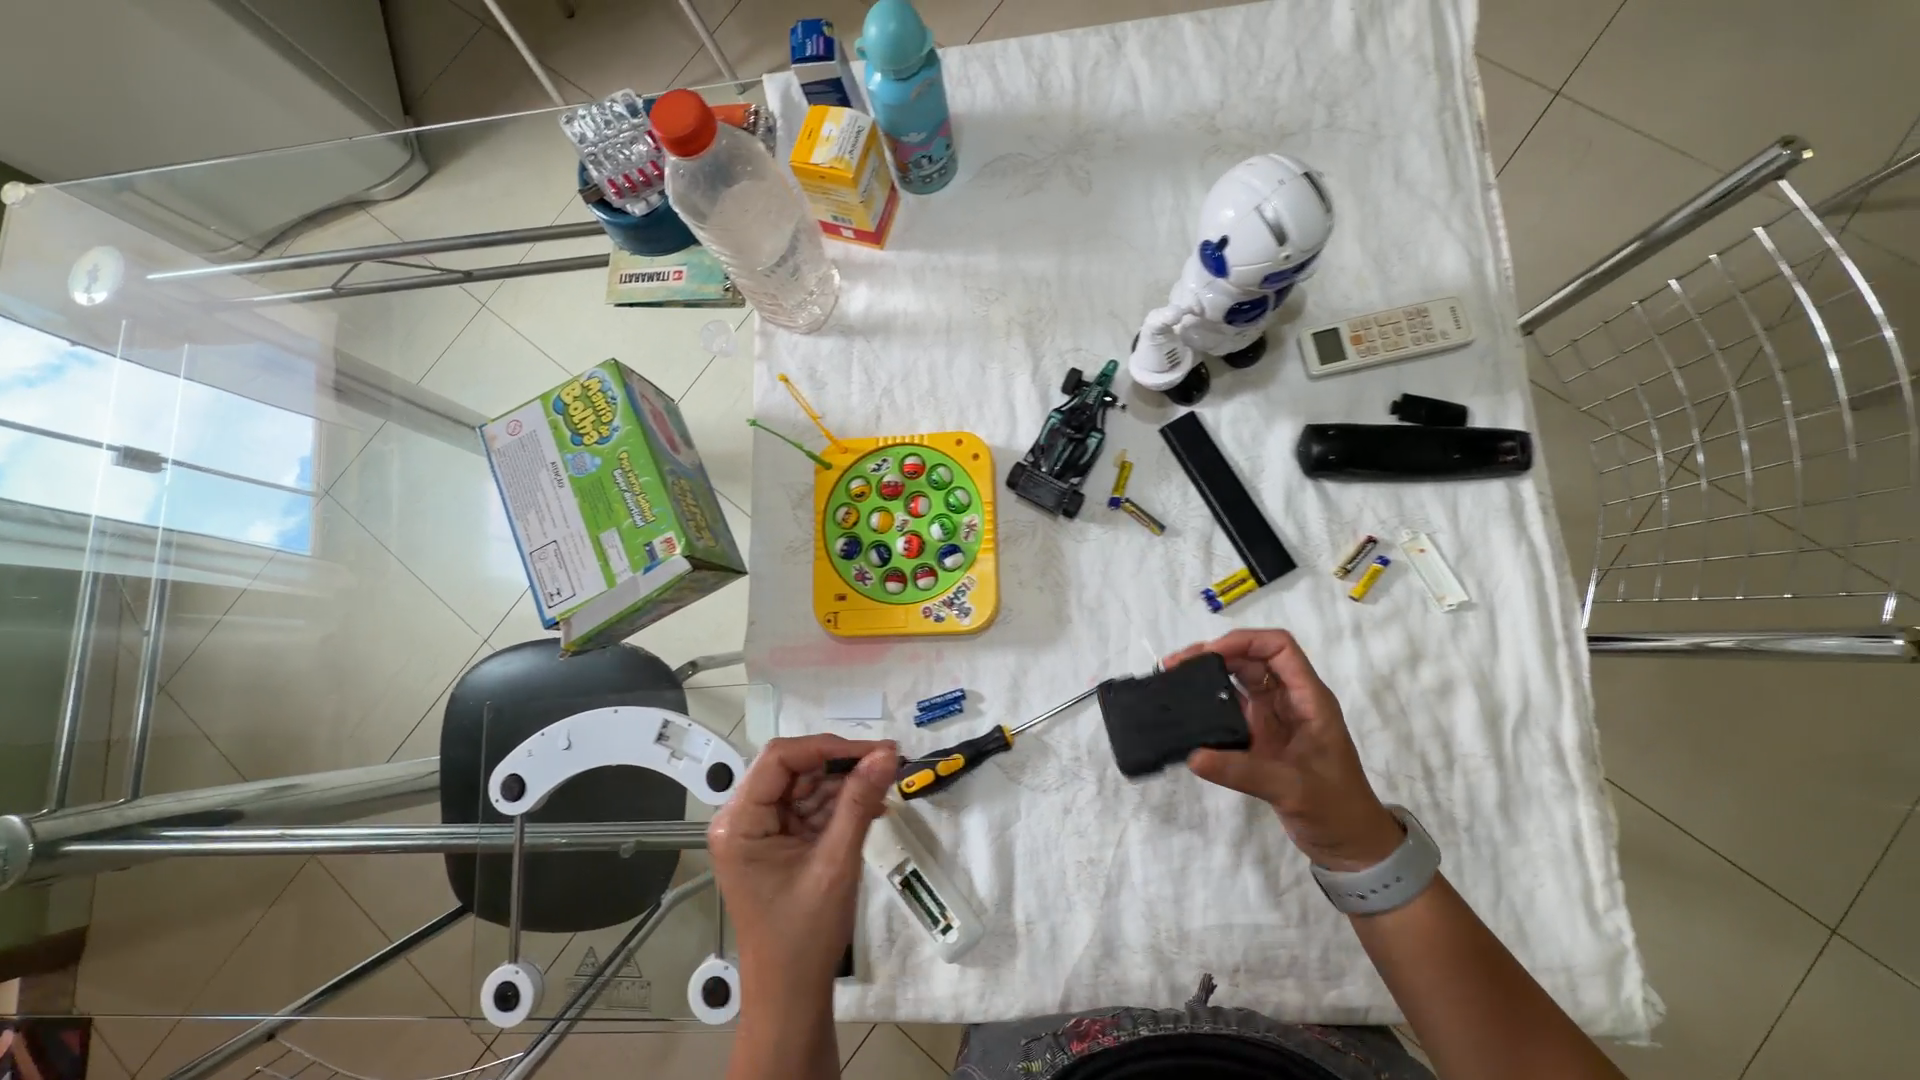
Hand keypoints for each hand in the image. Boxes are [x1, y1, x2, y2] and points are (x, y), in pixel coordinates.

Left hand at [708, 735, 897, 993]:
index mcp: (739, 822)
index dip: (828, 746)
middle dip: (841, 764)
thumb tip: (888, 754)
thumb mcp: (836, 863)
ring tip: (888, 783)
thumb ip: (859, 802)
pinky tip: (874, 807)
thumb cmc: (804, 935)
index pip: (779, 758)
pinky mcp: (777, 845)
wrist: (791, 996)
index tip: (875, 750)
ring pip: (805, 787)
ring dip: (845, 784)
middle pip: (793, 769)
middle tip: (890, 761)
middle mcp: (741, 820)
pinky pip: (809, 810)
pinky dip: (840, 806)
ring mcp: (759, 832)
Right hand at [1165, 629, 1403, 871]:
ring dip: (1206, 677)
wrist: (1349, 845)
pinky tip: (1184, 710)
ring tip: (1171, 680)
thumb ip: (1243, 771)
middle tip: (1175, 665)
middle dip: (1214, 655)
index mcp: (1309, 699)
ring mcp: (1273, 719)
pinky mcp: (1259, 739)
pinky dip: (1206, 705)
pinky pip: (1230, 711)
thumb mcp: (1293, 789)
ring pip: (1237, 682)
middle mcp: (1290, 701)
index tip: (1209, 654)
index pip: (1279, 649)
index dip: (1244, 642)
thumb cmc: (1336, 809)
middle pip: (1251, 660)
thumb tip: (1193, 756)